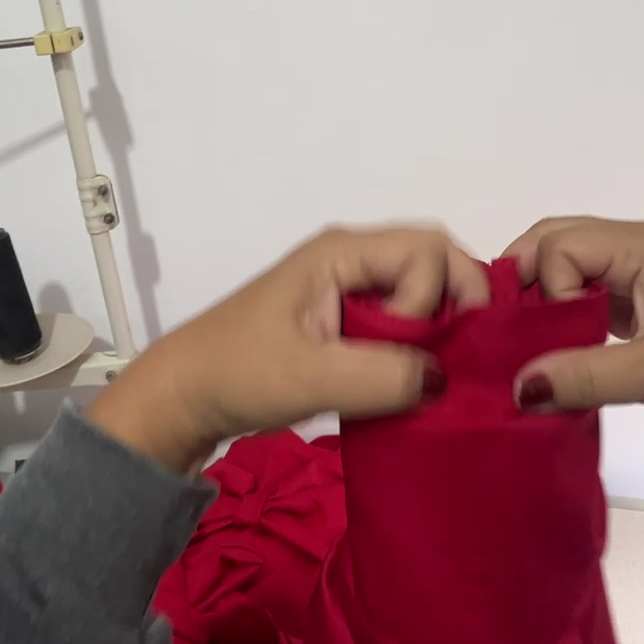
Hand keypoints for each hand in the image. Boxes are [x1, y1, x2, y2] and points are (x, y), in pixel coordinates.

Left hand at [87, 226, 490, 470]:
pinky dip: (421, 337)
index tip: (411, 349)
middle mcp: (353, 256)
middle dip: (456, 299)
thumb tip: (445, 378)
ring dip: (439, 321)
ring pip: (422, 284)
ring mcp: (350, 282)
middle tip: (458, 351)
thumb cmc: (240, 373)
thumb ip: (384, 377)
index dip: (434, 297)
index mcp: (342, 251)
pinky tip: (418, 373)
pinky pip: (404, 311)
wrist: (185, 394)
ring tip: (438, 366)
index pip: (426, 249)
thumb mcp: (312, 378)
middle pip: (432, 256)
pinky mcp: (347, 312)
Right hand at [503, 217, 643, 441]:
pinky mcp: (628, 292)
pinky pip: (577, 283)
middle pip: (553, 238)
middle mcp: (628, 244)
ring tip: (523, 333)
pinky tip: (547, 338)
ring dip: (538, 291)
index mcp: (637, 245)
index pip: (560, 246)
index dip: (548, 288)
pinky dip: (555, 305)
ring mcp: (628, 266)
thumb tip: (516, 388)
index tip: (559, 334)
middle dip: (525, 276)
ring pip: (561, 259)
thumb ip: (584, 377)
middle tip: (510, 324)